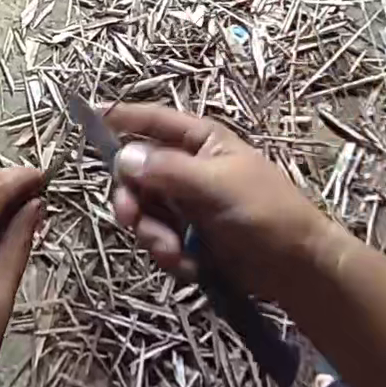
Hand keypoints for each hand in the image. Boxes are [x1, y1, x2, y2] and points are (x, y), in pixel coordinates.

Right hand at [107, 104, 338, 302]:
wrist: (298, 269)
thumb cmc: (265, 211)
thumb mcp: (216, 185)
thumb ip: (167, 170)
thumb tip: (122, 156)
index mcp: (199, 140)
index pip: (152, 120)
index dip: (121, 118)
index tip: (88, 118)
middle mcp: (187, 166)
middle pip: (137, 172)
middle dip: (132, 199)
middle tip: (132, 218)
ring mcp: (187, 202)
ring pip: (144, 210)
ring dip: (152, 233)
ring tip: (173, 251)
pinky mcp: (188, 235)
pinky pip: (158, 239)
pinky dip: (168, 254)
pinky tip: (190, 266)